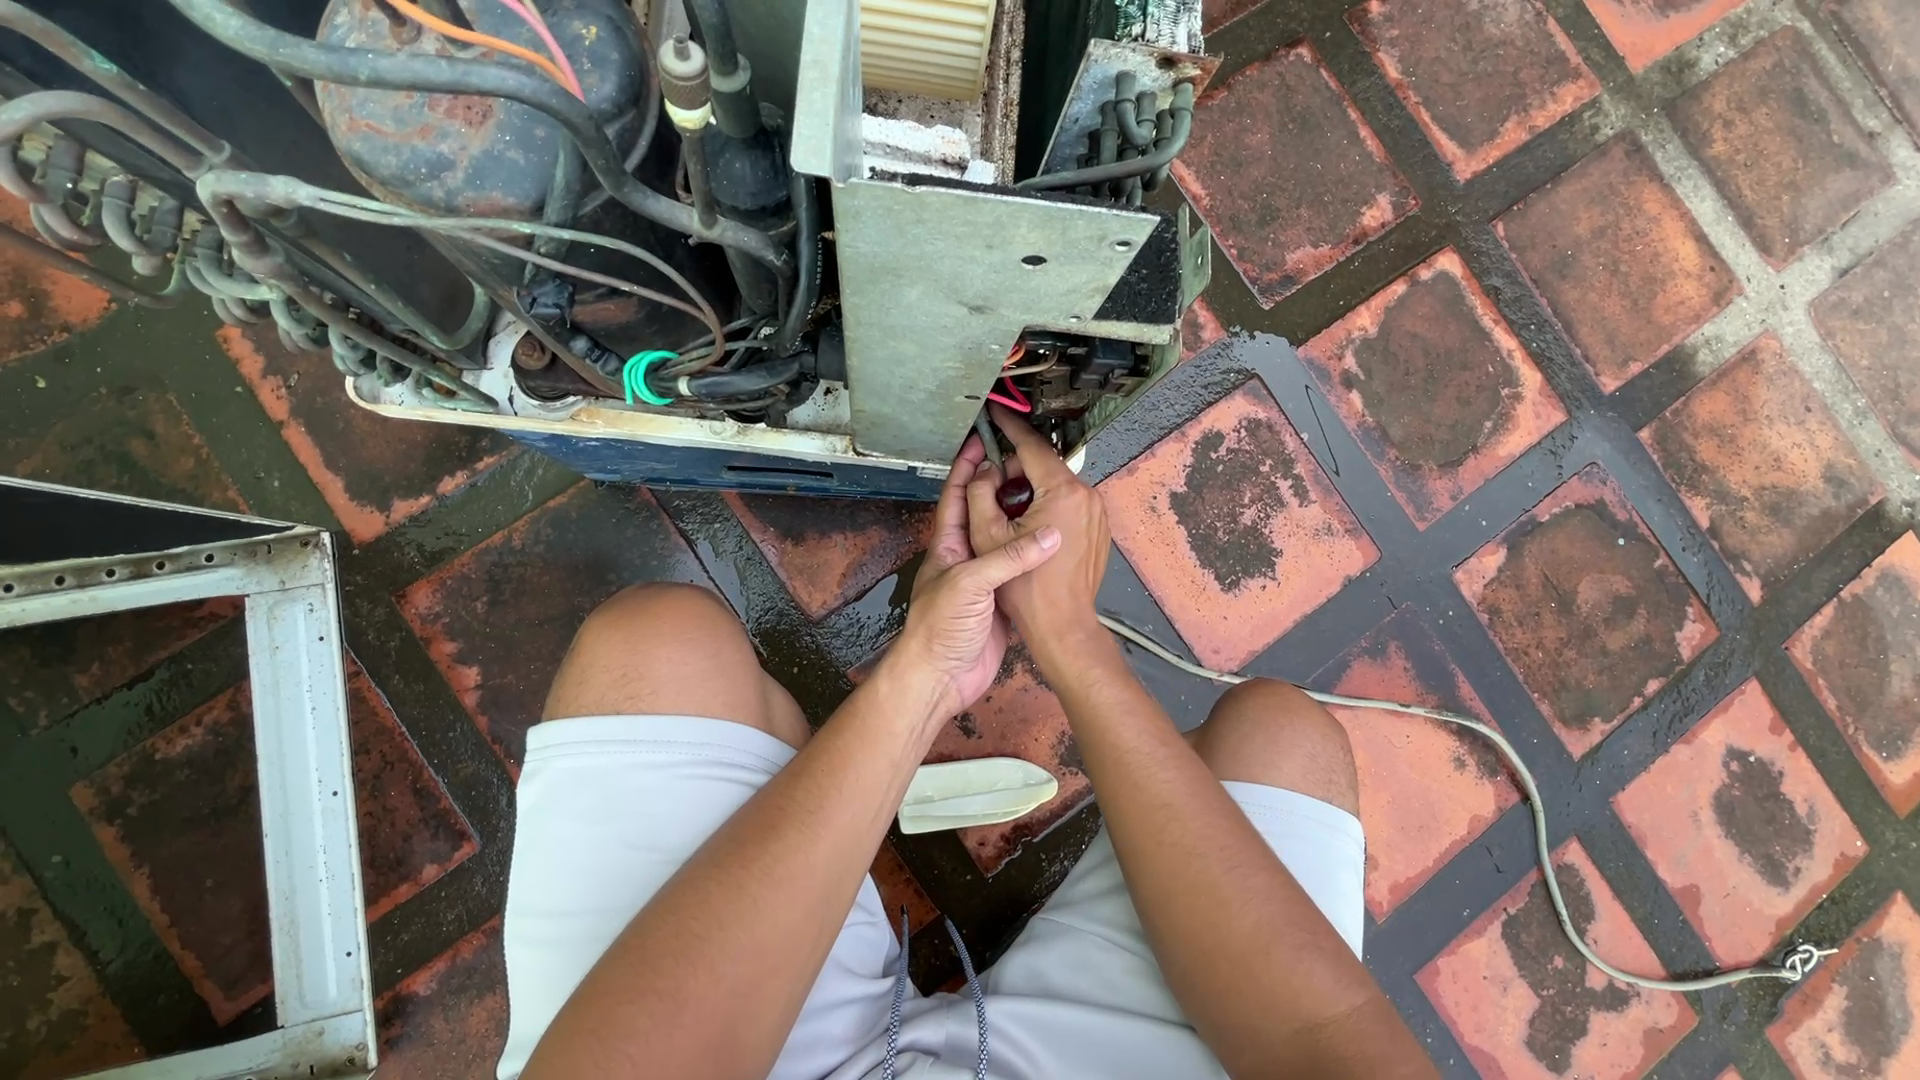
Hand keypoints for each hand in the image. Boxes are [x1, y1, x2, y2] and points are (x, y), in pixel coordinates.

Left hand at [888, 434, 1062, 719]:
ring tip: (1042, 495)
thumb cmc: (940, 628)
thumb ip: (1009, 558)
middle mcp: (964, 558)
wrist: (942, 678)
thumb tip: (1050, 536)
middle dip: (998, 487)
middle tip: (1025, 464)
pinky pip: (1016, 570)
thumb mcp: (970, 585)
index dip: (966, 468)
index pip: (954, 496)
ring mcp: (982, 581)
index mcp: (947, 547)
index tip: (982, 441)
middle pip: (981, 514)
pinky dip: (1031, 554)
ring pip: (1002, 540)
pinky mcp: (999, 602)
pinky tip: (1049, 543)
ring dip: (1018, 519)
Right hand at [966, 405, 1109, 649]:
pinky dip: (1047, 507)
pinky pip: (1068, 504)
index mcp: (1062, 492)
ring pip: (1055, 486)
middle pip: (1043, 466)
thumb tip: (983, 469)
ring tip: (1010, 519)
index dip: (1009, 427)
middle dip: (1015, 473)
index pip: (1031, 445)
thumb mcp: (988, 535)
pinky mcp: (1098, 528)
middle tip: (992, 492)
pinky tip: (1029, 531)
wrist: (1061, 625)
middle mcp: (1086, 496)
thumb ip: (980, 493)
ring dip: (1030, 492)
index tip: (997, 412)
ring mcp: (1097, 513)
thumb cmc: (1028, 589)